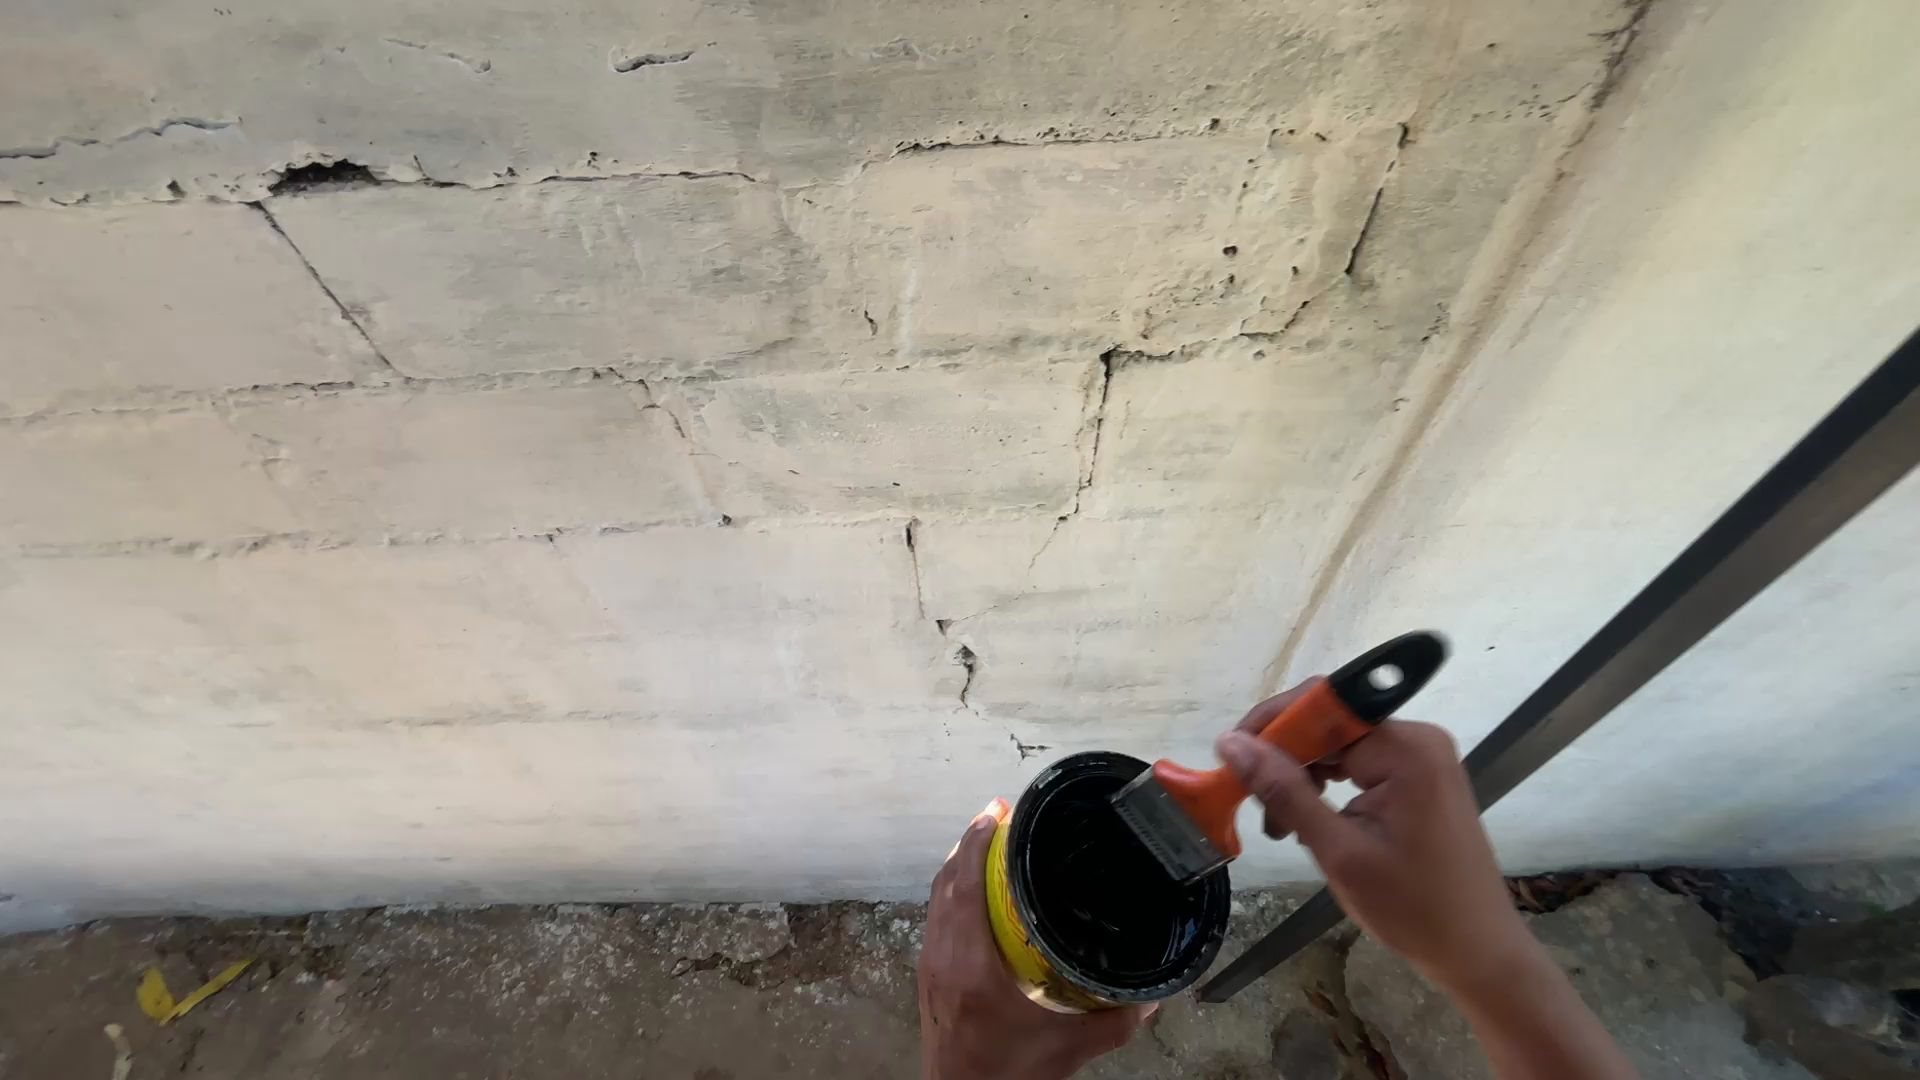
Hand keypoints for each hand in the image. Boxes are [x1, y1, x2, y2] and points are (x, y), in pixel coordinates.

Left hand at [918, 799, 1154, 1079]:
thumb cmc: (1010, 1074)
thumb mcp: (1066, 1050)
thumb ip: (1113, 1021)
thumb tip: (1155, 994)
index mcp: (972, 967)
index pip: (965, 887)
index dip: (978, 843)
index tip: (997, 812)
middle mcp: (943, 955)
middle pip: (947, 880)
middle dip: (971, 839)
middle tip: (999, 812)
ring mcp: (929, 962)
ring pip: (936, 894)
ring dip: (959, 860)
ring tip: (986, 836)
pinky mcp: (926, 970)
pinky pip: (934, 912)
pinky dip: (950, 885)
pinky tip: (971, 882)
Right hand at [1214, 685, 1531, 996]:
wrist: (1481, 957)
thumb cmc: (1414, 909)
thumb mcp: (1338, 850)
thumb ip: (1284, 790)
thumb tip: (1229, 742)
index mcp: (1405, 748)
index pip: (1320, 709)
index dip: (1271, 726)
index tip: (1233, 758)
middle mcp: (1414, 738)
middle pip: (1325, 723)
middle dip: (1283, 757)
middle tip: (1254, 801)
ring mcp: (1417, 756)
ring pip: (1334, 743)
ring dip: (1298, 775)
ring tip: (1278, 823)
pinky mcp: (1415, 775)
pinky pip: (1354, 761)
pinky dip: (1323, 784)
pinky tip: (1306, 817)